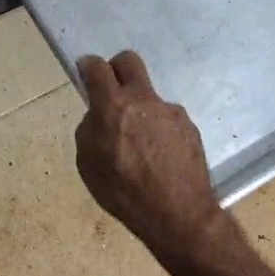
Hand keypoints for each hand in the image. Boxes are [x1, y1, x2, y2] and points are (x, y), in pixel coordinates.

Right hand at [74, 51, 228, 265]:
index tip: (86, 72)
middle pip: (129, 61)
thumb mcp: (87, 164)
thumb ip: (90, 130)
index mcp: (113, 107)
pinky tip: (159, 157)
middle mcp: (143, 100)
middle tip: (112, 90)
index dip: (88, 66)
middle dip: (116, 68)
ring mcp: (170, 111)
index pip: (97, 68)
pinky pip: (166, 119)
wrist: (177, 214)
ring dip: (140, 111)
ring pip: (149, 98)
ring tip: (140, 146)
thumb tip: (99, 117)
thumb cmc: (122, 192)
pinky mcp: (189, 126)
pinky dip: (158, 130)